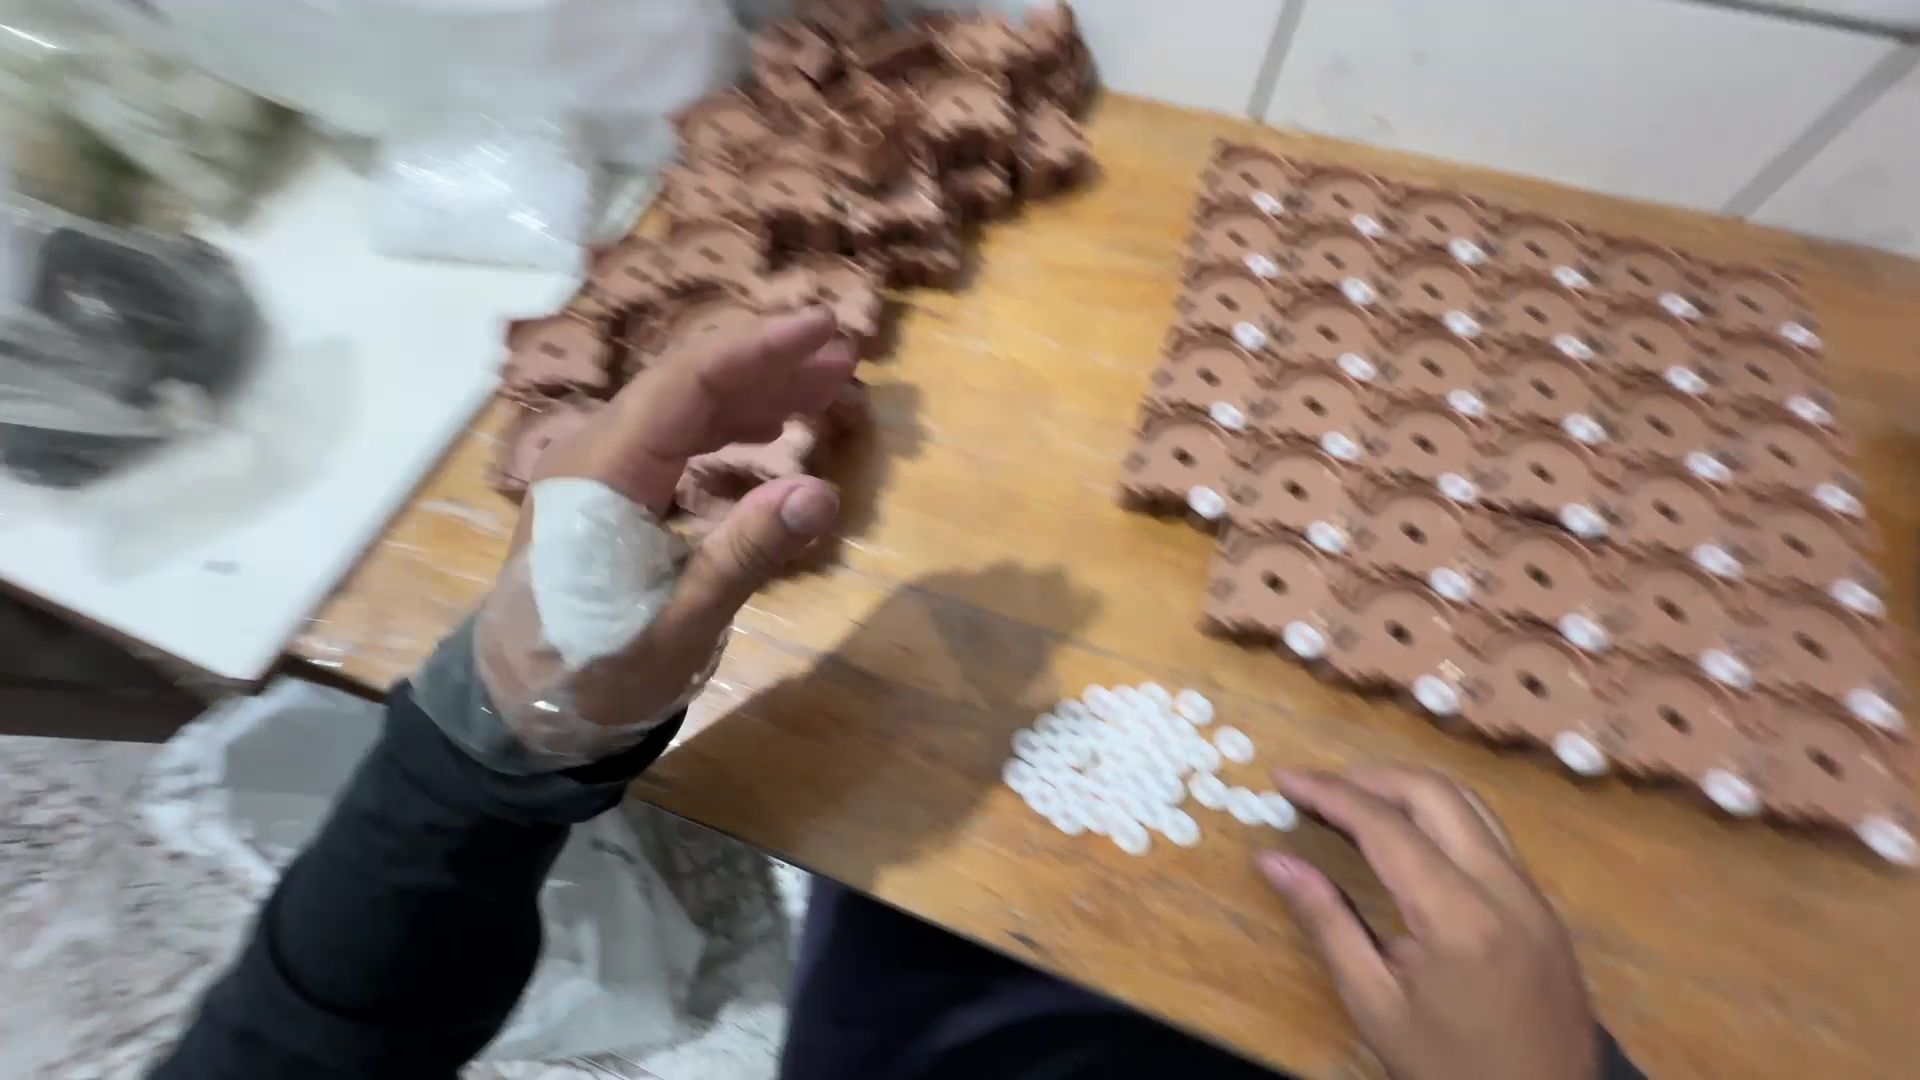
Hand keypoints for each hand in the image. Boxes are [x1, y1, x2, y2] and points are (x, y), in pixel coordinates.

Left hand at [476, 307, 857, 752]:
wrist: (519, 708)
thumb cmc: (592, 671)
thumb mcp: (678, 625)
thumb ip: (746, 554)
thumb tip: (823, 493)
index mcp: (603, 473)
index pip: (688, 384)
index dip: (760, 350)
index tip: (823, 328)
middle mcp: (598, 452)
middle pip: (691, 384)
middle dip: (770, 364)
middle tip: (844, 356)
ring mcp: (605, 469)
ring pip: (688, 408)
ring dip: (757, 392)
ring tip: (824, 388)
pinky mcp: (616, 490)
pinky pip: (680, 440)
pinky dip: (732, 427)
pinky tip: (771, 430)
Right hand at [1257, 768, 1599, 1079]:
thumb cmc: (1453, 1071)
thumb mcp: (1375, 1006)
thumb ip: (1326, 922)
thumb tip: (1272, 860)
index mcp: (1460, 919)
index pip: (1385, 825)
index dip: (1328, 793)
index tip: (1282, 777)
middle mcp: (1504, 890)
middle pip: (1434, 793)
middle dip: (1367, 777)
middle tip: (1315, 788)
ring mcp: (1532, 895)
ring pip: (1467, 802)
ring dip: (1404, 787)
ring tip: (1352, 799)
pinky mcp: (1541, 906)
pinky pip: (1485, 830)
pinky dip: (1435, 810)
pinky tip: (1403, 831)